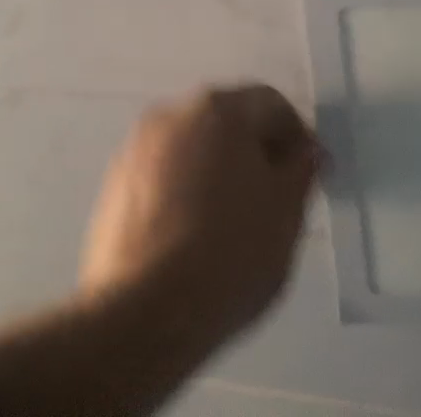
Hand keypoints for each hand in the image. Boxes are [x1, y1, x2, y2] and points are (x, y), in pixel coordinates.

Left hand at [79, 83, 322, 349]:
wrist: (143, 315)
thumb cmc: (230, 254)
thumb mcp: (287, 211)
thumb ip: (301, 169)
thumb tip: (302, 152)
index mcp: (219, 109)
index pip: (272, 104)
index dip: (298, 138)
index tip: (309, 176)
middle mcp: (172, 115)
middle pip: (228, 121)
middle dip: (255, 151)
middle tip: (275, 196)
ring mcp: (134, 150)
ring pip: (193, 149)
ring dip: (217, 171)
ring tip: (233, 221)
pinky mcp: (111, 188)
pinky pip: (163, 177)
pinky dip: (184, 192)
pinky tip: (194, 236)